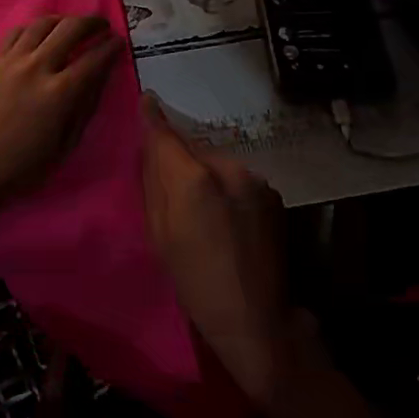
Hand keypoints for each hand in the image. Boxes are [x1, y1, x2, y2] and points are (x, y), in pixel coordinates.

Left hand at [0, 16, 120, 214]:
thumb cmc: (25, 165)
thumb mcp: (66, 143)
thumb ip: (86, 106)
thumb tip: (101, 76)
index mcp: (59, 93)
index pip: (94, 58)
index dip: (111, 47)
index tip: (119, 42)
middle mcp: (37, 68)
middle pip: (71, 29)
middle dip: (93, 23)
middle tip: (102, 27)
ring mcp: (12, 61)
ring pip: (43, 23)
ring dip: (64, 20)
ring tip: (73, 26)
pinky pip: (17, 32)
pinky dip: (34, 27)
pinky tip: (41, 34)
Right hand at [140, 95, 306, 407]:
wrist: (255, 319)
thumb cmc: (193, 282)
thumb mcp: (159, 233)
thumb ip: (153, 181)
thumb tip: (149, 146)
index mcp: (194, 179)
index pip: (166, 136)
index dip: (153, 118)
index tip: (147, 98)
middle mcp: (228, 167)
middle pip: (193, 147)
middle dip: (179, 155)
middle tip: (168, 177)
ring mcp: (255, 178)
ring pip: (216, 160)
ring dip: (204, 171)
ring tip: (200, 204)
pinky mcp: (272, 191)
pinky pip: (237, 176)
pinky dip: (225, 184)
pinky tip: (225, 214)